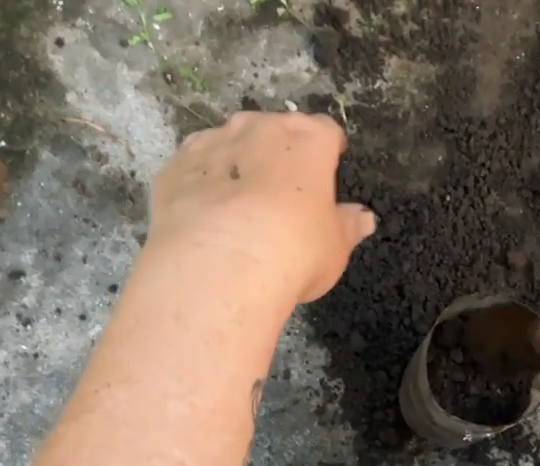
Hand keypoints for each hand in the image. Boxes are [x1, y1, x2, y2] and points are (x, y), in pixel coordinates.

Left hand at [147, 111, 376, 303]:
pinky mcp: (175, 167)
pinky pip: (195, 168)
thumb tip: (364, 218)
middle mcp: (259, 128)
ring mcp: (212, 142)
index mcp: (307, 140)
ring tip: (242, 206)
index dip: (329, 150)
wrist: (222, 264)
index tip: (330, 167)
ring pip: (230, 143)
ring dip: (238, 164)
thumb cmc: (295, 251)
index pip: (326, 132)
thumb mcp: (335, 247)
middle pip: (274, 131)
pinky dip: (203, 185)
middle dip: (279, 155)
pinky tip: (208, 216)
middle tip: (284, 195)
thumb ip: (348, 227)